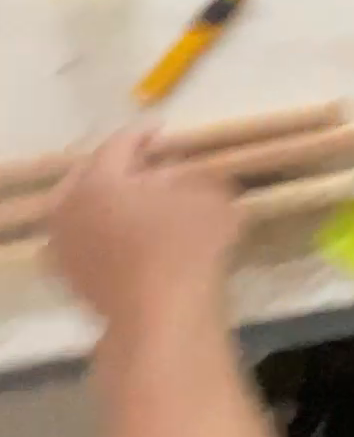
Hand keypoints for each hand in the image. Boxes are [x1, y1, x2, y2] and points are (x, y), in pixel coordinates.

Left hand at [47, 129, 241, 329]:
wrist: (161, 308)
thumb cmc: (191, 243)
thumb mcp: (210, 195)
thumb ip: (190, 174)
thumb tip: (173, 168)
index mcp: (99, 183)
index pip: (117, 146)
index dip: (142, 134)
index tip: (163, 128)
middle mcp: (66, 208)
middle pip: (86, 174)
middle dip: (116, 164)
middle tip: (147, 159)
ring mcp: (59, 241)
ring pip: (78, 204)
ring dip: (106, 194)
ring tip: (137, 193)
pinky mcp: (64, 269)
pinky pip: (78, 232)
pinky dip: (99, 221)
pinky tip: (124, 226)